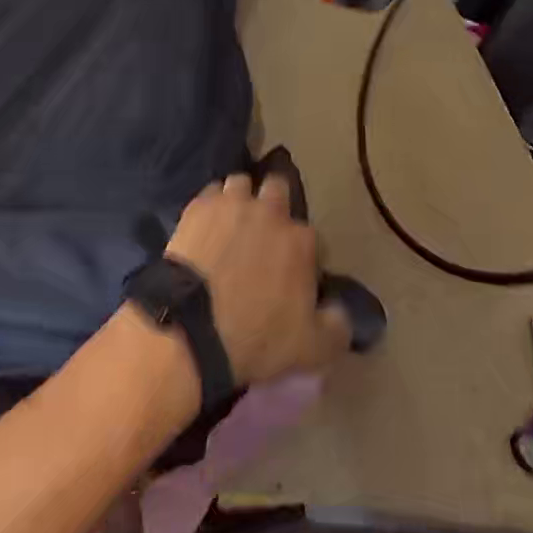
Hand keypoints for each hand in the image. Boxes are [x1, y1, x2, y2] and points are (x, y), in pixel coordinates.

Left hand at [164, 161, 352, 386]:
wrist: (193, 327)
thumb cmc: (256, 337)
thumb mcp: (313, 348)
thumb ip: (336, 326)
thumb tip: (339, 310)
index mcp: (301, 241)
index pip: (312, 237)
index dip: (304, 252)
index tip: (294, 270)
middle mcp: (270, 213)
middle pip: (278, 188)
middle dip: (275, 203)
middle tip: (264, 230)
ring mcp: (232, 204)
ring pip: (241, 183)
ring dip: (241, 198)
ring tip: (232, 220)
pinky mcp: (199, 207)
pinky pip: (211, 193)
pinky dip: (212, 204)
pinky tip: (207, 223)